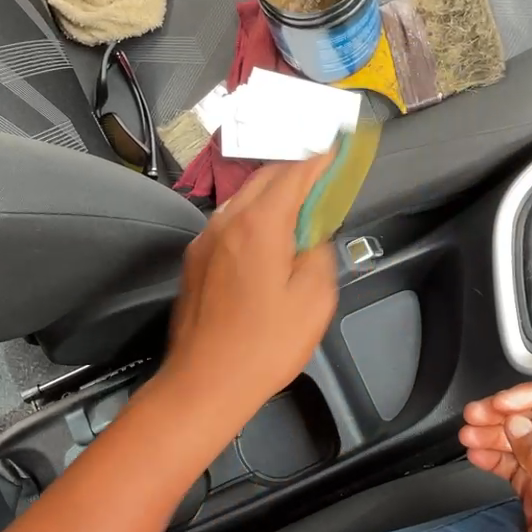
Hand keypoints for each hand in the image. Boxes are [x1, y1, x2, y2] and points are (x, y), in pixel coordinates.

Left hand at [163, 156, 337, 414]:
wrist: (205, 383)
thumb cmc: (263, 346)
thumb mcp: (314, 301)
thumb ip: (319, 254)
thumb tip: (313, 236)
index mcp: (259, 225)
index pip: (294, 174)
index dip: (320, 160)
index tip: (337, 149)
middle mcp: (226, 223)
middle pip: (265, 179)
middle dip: (296, 172)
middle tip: (322, 177)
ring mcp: (205, 242)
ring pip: (243, 199)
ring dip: (272, 194)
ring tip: (298, 207)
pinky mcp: (194, 262)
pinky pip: (228, 223)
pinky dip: (252, 216)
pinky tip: (266, 238)